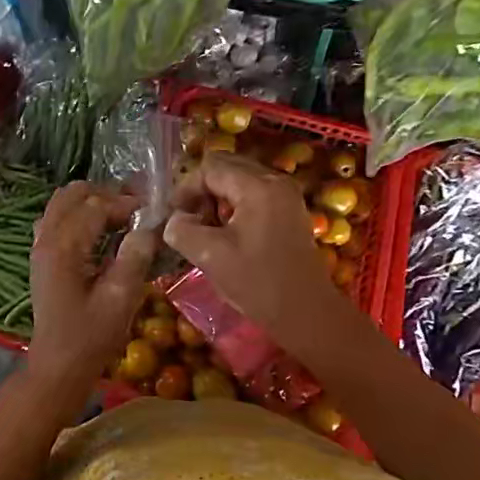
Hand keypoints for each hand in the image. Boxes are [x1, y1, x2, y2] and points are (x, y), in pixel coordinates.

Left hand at [28, 183, 157, 377]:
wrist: (58, 367)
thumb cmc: (90, 337)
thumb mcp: (120, 299)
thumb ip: (134, 257)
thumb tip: (149, 226)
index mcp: (63, 247)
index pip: (96, 206)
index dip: (126, 204)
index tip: (152, 214)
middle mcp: (46, 239)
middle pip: (74, 194)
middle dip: (107, 195)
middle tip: (136, 210)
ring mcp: (40, 247)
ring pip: (63, 204)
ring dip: (92, 203)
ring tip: (122, 217)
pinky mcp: (42, 258)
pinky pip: (57, 220)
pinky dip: (79, 216)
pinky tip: (101, 234)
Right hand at [163, 152, 341, 330]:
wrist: (306, 313)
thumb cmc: (258, 283)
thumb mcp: (211, 256)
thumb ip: (183, 230)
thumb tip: (175, 219)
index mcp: (258, 186)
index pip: (210, 168)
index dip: (185, 188)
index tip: (173, 216)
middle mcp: (276, 181)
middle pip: (227, 167)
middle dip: (202, 190)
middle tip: (188, 220)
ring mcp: (286, 195)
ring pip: (240, 180)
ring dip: (218, 198)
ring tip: (207, 228)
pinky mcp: (290, 211)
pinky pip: (254, 194)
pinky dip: (235, 206)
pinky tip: (228, 234)